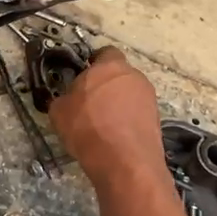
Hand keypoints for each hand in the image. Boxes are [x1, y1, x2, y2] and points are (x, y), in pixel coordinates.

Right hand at [49, 47, 168, 193]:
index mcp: (110, 66)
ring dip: (118, 102)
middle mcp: (134, 77)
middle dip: (105, 83)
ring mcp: (149, 99)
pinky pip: (136, 112)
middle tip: (88, 99)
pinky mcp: (157, 120)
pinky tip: (113, 134)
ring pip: (129, 94)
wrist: (124, 163)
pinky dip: (126, 118)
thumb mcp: (59, 110)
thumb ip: (65, 97)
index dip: (93, 62)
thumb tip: (68, 100)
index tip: (82, 75)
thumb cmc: (87, 127)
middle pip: (119, 74)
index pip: (105, 52)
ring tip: (101, 120)